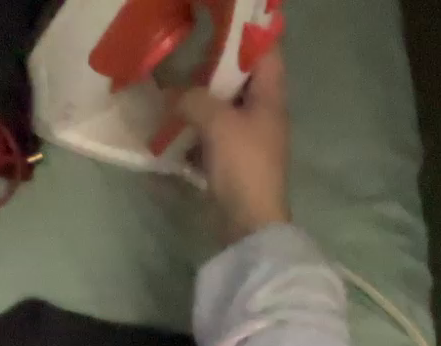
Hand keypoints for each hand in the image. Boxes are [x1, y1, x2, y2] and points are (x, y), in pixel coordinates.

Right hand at [177, 48, 290, 243]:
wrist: (248, 220)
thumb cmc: (243, 165)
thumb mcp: (218, 124)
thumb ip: (194, 101)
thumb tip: (172, 94)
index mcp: (270, 95)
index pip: (266, 51)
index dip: (246, 37)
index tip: (217, 31)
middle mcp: (262, 113)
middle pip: (239, 82)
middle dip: (211, 73)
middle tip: (181, 65)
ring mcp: (246, 140)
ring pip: (221, 112)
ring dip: (197, 107)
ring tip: (169, 100)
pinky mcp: (230, 165)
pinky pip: (209, 141)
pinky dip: (191, 137)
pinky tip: (170, 137)